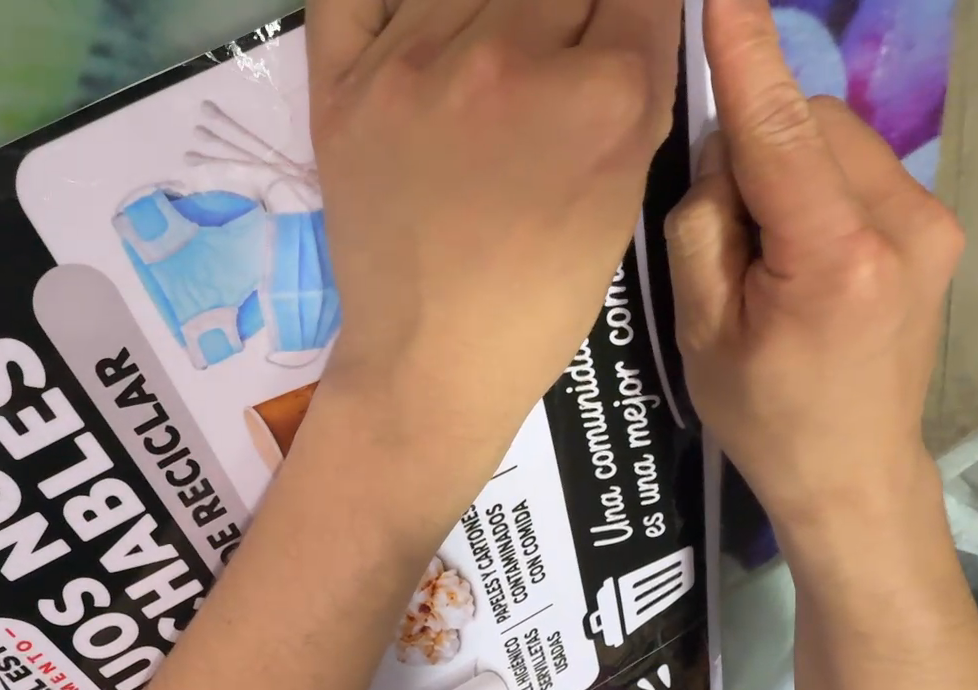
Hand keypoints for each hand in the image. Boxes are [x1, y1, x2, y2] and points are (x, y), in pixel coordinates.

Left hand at [309, 0, 680, 454]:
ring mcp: (415, 69)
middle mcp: (511, 58)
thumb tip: (620, 11)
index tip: (596, 38)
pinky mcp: (342, 93)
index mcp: (605, 95)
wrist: (430, 366)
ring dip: (488, 9)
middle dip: (560, 18)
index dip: (616, 13)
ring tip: (481, 73)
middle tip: (537, 72)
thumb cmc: (535, 309)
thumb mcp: (622, 200)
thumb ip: (635, 84)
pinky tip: (414, 29)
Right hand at [667, 0, 963, 542]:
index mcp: (833, 259)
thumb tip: (723, 158)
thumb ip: (705, 232)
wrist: (851, 471)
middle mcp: (904, 222)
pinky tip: (798, 254)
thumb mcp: (699, 334)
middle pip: (812, 125)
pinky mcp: (938, 230)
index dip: (747, 55)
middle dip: (754, 150)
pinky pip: (859, 171)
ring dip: (784, 169)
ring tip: (761, 255)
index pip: (781, 131)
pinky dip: (815, 188)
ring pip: (838, 141)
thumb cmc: (762, 416)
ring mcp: (933, 222)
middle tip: (722, 234)